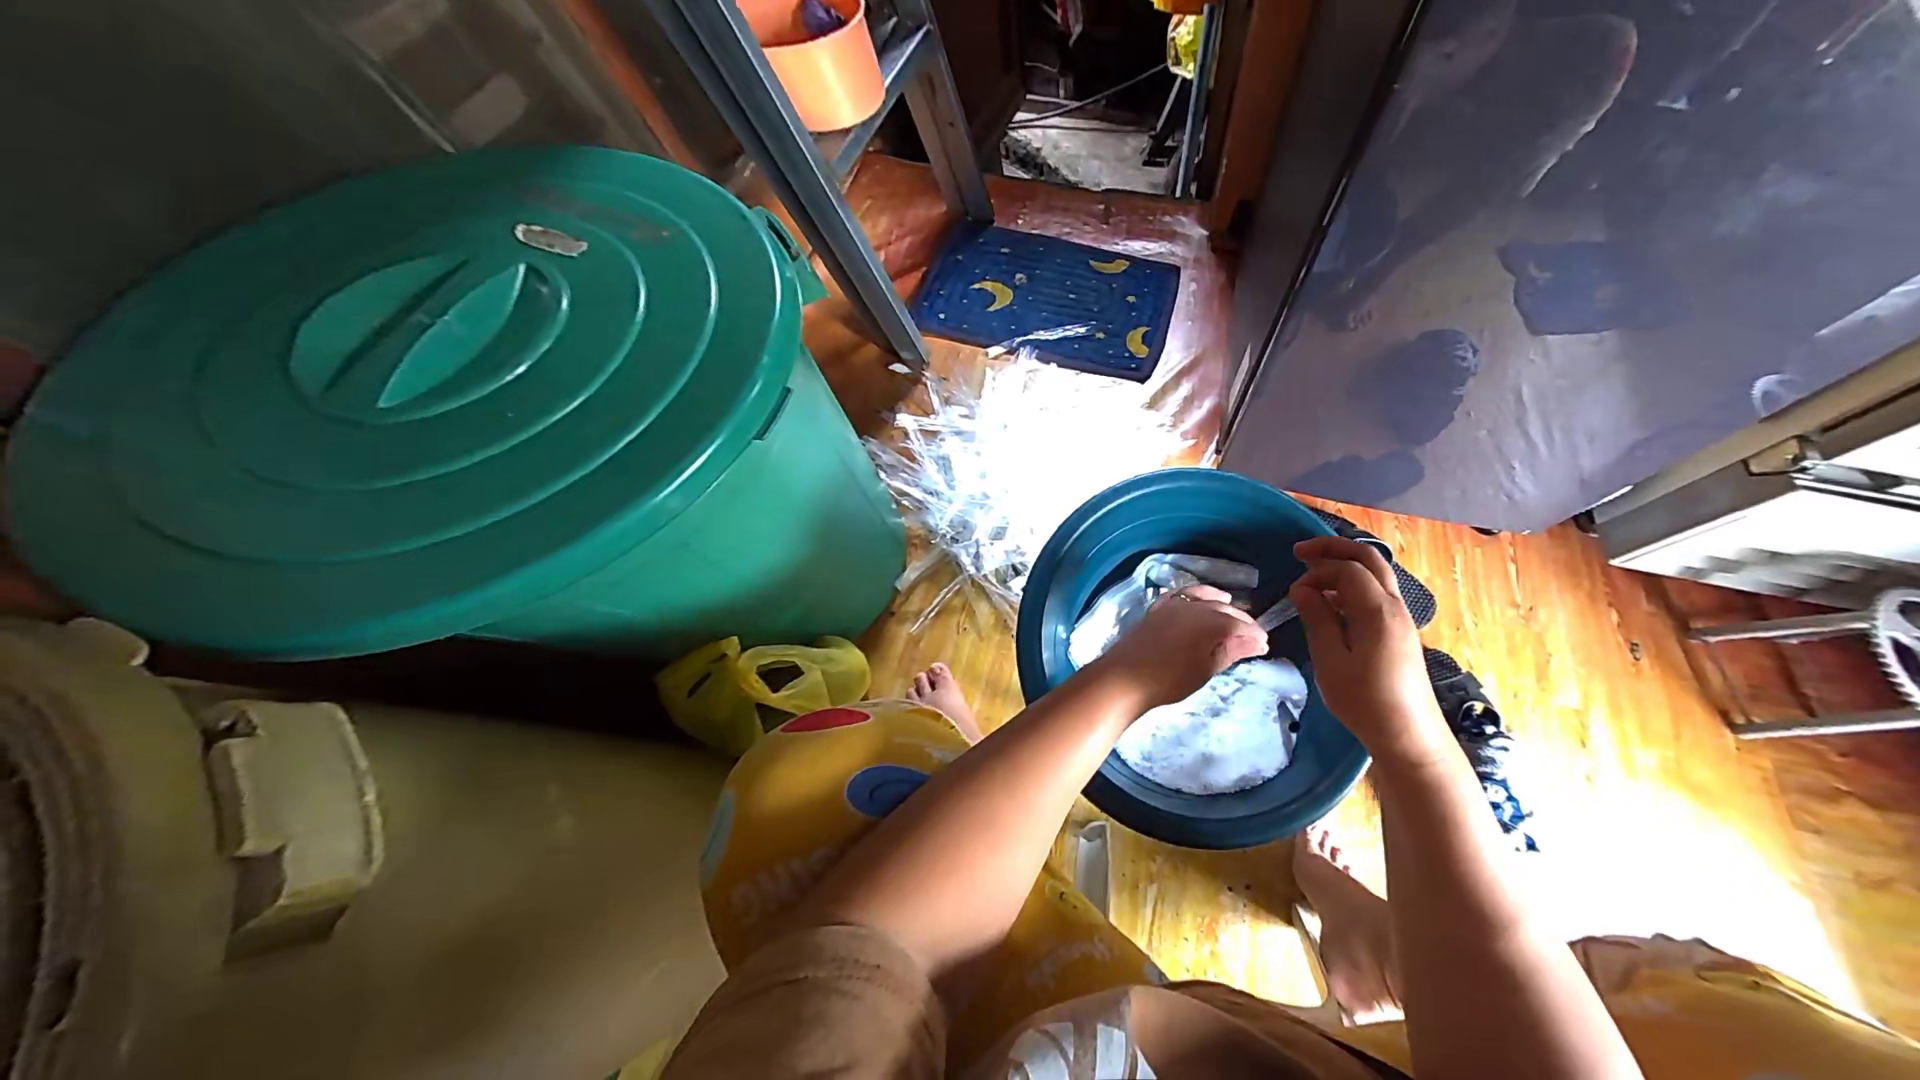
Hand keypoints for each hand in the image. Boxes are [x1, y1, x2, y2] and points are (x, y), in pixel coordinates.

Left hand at [1094, 585, 1268, 709]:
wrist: (1124, 678)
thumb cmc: (1168, 680)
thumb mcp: (1204, 669)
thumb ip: (1230, 651)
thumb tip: (1257, 642)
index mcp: (1209, 622)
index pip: (1239, 624)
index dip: (1254, 634)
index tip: (1264, 645)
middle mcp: (1192, 607)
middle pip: (1224, 609)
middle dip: (1242, 621)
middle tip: (1253, 636)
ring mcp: (1172, 605)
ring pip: (1204, 598)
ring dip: (1221, 605)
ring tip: (1233, 614)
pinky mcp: (1157, 609)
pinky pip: (1182, 595)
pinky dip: (1196, 596)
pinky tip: (1200, 601)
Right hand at [1288, 537, 1449, 764]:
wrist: (1408, 736)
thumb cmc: (1364, 700)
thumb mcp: (1330, 660)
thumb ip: (1317, 618)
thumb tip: (1303, 589)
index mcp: (1377, 611)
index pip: (1347, 570)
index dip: (1317, 571)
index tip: (1292, 590)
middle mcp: (1395, 607)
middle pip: (1369, 559)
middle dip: (1334, 550)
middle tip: (1301, 552)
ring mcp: (1402, 619)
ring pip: (1376, 575)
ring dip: (1344, 566)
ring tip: (1313, 576)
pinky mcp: (1400, 632)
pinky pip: (1378, 594)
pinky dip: (1353, 586)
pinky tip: (1333, 603)